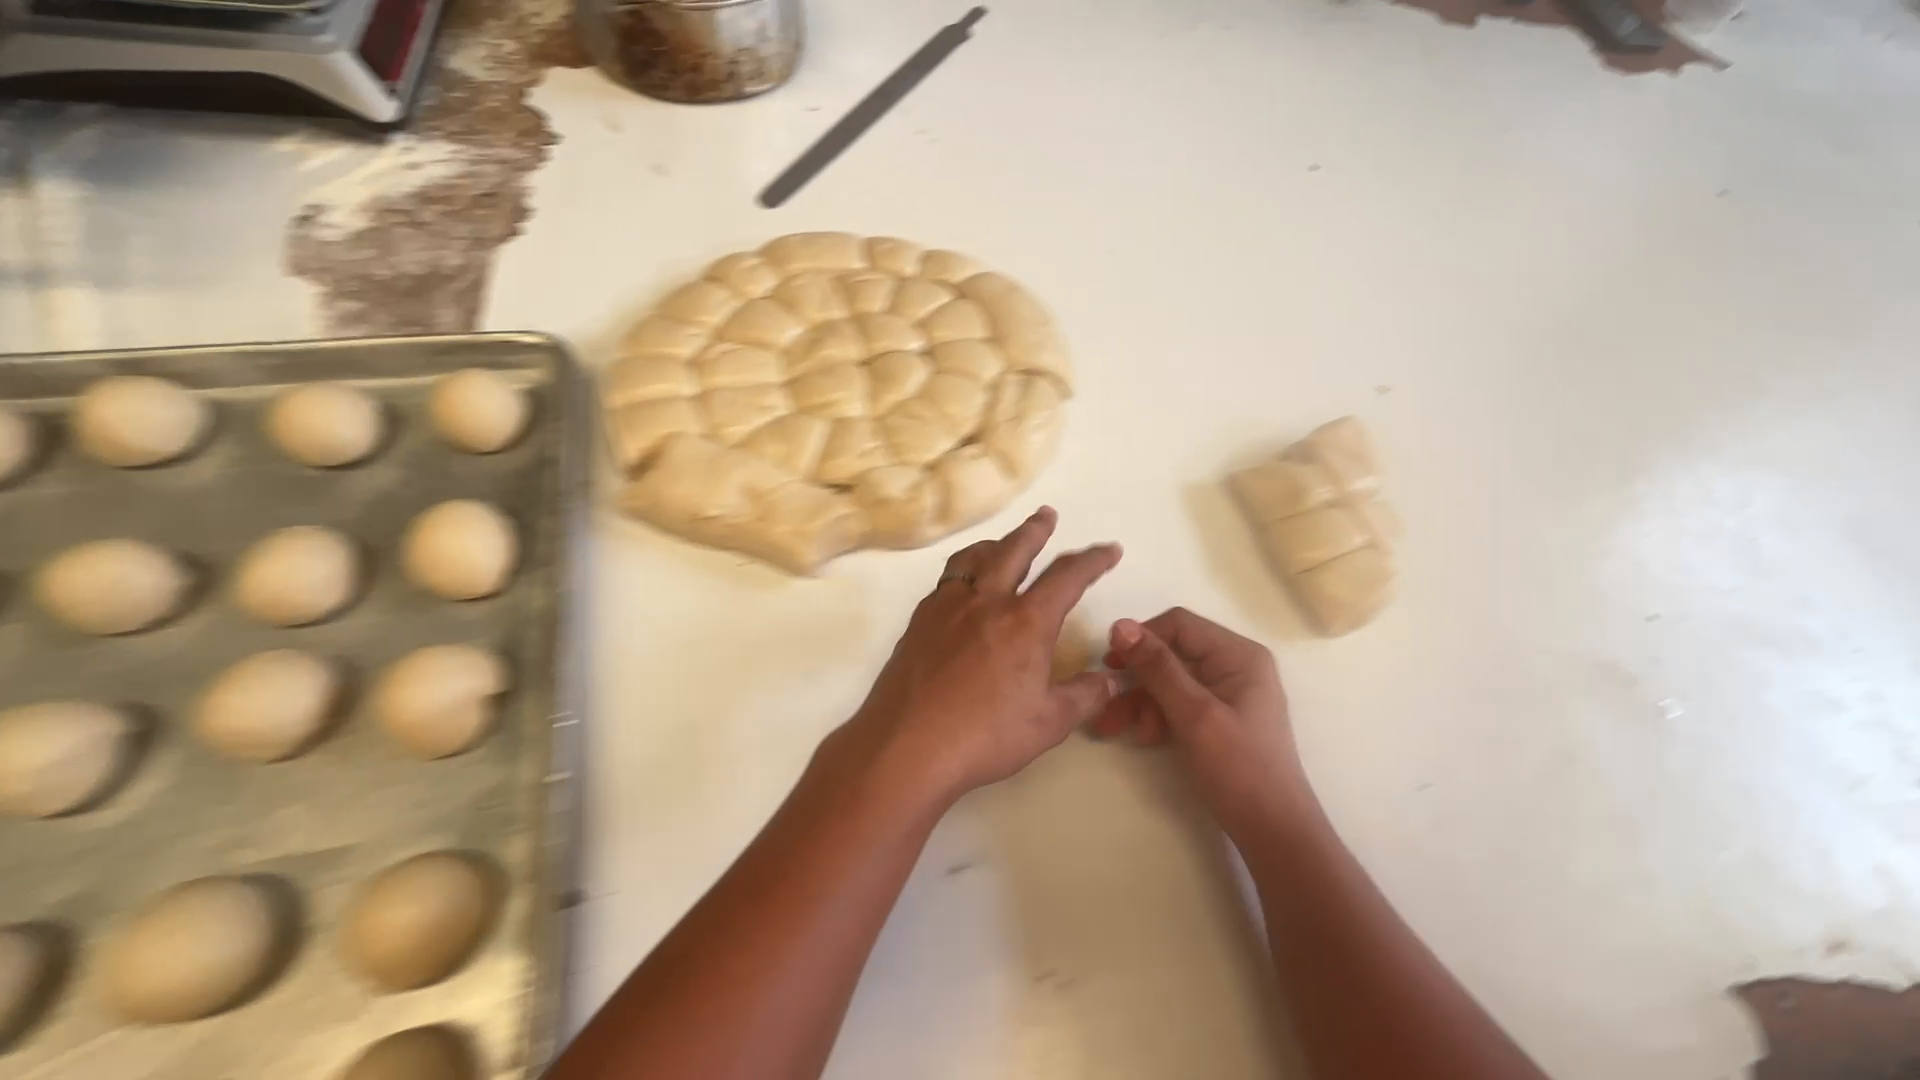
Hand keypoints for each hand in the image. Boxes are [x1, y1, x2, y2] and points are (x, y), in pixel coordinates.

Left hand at [831, 507, 1122, 803]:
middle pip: (1015, 550)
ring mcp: (947, 608)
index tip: (1108, 550)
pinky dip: (964, 571)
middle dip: (1036, 530)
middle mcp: (986, 602)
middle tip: (1047, 515)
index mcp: (1026, 622)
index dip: (1093, 560)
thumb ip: (1084, 697)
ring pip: (974, 559)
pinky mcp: (918, 622)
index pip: (1068, 577)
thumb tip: (1108, 680)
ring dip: (995, 544)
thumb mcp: (1048, 723)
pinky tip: (962, 589)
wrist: (906, 745)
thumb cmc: (984, 736)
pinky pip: (946, 581)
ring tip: (1002, 543)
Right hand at [1094, 608, 1316, 840]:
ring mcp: (1228, 692)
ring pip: (1169, 681)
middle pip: (1171, 654)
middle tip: (1106, 704)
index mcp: (1238, 655)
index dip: (1141, 638)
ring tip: (1118, 730)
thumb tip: (1120, 625)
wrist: (1272, 830)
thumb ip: (1157, 668)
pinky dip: (1158, 716)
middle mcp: (1235, 665)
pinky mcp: (1219, 717)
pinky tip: (1145, 738)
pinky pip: (1179, 702)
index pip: (1179, 625)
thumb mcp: (1193, 714)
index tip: (1109, 663)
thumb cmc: (1238, 768)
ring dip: (1142, 702)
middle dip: (1138, 680)